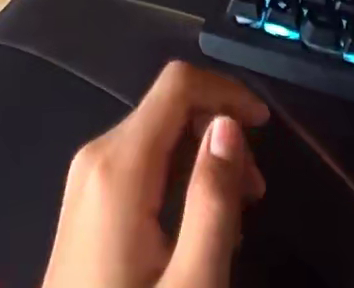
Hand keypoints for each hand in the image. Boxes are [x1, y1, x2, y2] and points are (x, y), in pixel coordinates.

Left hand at [42, 61, 269, 287]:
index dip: (225, 90)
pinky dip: (177, 177)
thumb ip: (212, 198)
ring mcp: (87, 177)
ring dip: (201, 159)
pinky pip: (141, 164)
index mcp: (119, 163)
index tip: (266, 126)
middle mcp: (98, 154)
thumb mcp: (192, 283)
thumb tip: (229, 123)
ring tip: (235, 217)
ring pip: (157, 136)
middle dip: (218, 133)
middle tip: (256, 194)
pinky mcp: (87, 200)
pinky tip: (197, 225)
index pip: (176, 85)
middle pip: (168, 108)